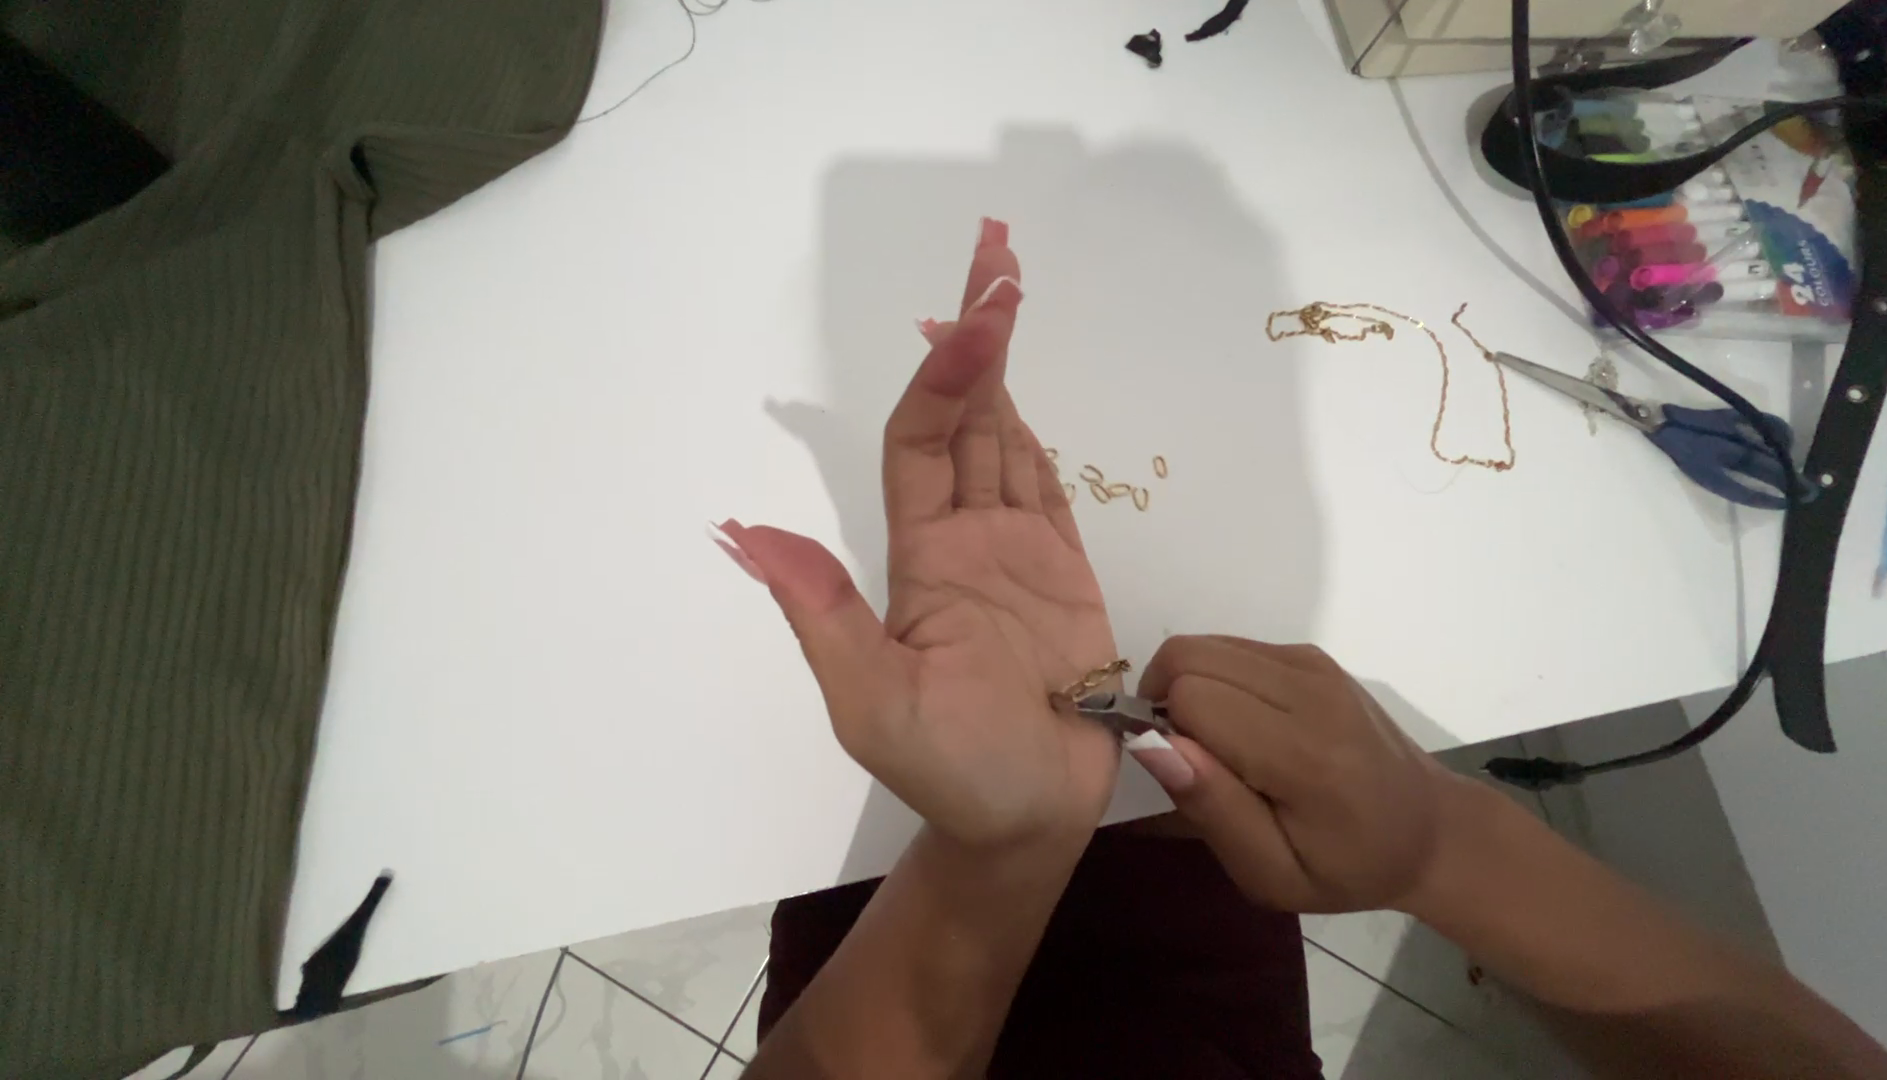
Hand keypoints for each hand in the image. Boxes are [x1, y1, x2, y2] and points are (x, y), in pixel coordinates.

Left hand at [716, 220, 1120, 848]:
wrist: (1023, 815)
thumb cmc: (952, 767)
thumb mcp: (871, 700)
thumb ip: (821, 614)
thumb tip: (746, 535)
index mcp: (919, 557)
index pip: (922, 443)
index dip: (942, 377)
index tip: (969, 316)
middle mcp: (963, 539)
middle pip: (964, 420)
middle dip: (976, 341)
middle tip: (996, 258)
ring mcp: (1015, 551)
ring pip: (1005, 440)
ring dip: (1006, 370)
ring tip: (1012, 291)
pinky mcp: (1065, 571)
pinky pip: (1047, 487)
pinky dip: (1036, 434)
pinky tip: (1026, 389)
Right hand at [1134, 635, 1465, 912]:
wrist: (1429, 831)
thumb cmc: (1346, 866)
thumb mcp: (1271, 873)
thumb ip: (1210, 807)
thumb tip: (1150, 742)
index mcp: (1303, 754)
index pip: (1191, 698)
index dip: (1167, 733)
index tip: (1186, 772)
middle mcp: (1309, 690)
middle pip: (1186, 657)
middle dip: (1166, 701)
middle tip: (1190, 754)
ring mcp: (1311, 663)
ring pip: (1201, 646)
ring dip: (1185, 685)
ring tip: (1214, 740)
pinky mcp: (1309, 654)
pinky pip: (1227, 646)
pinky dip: (1210, 676)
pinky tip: (1238, 721)